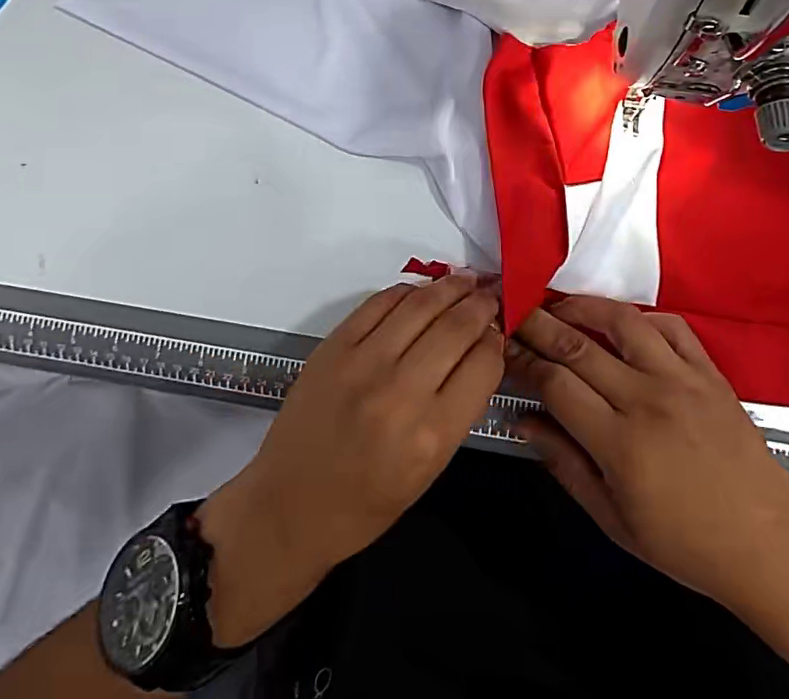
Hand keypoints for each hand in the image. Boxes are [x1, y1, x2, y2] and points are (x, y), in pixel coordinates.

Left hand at [197, 275, 503, 644]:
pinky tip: (421, 291)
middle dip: (481, 305)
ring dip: (450, 287)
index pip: (484, 364)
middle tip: (491, 294)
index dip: (497, 340)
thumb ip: (459, 408)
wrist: (289, 507)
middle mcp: (400, 392)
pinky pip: (379, 304)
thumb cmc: (366, 503)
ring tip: (466, 280)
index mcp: (432, 434)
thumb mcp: (431, 469)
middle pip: (457, 327)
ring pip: (420, 306)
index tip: (499, 330)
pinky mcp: (333, 348)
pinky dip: (406, 291)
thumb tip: (480, 352)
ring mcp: (362, 364)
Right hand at [505, 296, 788, 612]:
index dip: (523, 362)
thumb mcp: (613, 519)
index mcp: (620, 443)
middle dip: (538, 325)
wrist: (768, 544)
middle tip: (516, 313)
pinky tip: (622, 323)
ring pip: (623, 322)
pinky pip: (672, 327)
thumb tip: (525, 423)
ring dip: (584, 307)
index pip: (555, 383)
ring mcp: (682, 381)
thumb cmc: (686, 544)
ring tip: (559, 305)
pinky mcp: (710, 374)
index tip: (506, 351)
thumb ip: (564, 464)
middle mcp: (648, 400)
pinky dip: (642, 317)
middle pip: (579, 346)